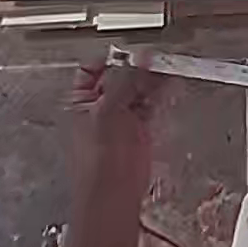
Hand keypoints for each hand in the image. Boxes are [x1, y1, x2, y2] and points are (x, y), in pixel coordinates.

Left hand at [69, 58, 162, 197]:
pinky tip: (168, 83)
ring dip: (150, 78)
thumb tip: (138, 60)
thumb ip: (126, 82)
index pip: (91, 69)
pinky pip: (149, 104)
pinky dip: (159, 93)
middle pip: (118, 78)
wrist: (113, 194)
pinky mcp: (138, 128)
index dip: (109, 59)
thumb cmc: (97, 160)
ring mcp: (119, 118)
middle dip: (134, 67)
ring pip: (136, 89)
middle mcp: (98, 107)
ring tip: (164, 66)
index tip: (128, 52)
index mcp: (79, 101)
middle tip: (152, 58)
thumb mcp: (108, 110)